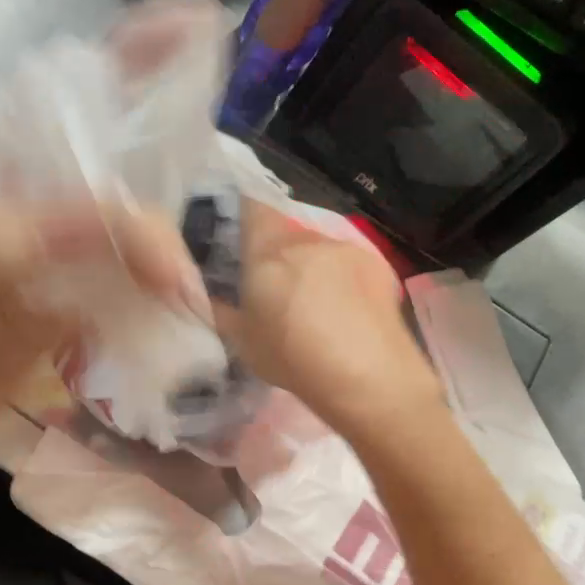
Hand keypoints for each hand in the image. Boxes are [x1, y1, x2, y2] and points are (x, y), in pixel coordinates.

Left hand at [0, 161, 202, 495]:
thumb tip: (80, 219)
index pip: (39, 153)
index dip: (102, 163)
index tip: (153, 201)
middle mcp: (0, 223)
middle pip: (82, 202)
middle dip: (136, 226)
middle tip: (179, 272)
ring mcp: (24, 279)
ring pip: (97, 257)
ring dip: (142, 273)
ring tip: (184, 300)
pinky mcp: (40, 330)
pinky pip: (95, 311)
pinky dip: (129, 316)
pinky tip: (160, 328)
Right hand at [218, 202, 442, 432]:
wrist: (368, 378)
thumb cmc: (291, 357)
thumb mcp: (240, 340)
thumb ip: (219, 309)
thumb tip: (206, 294)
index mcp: (268, 249)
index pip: (249, 206)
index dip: (239, 217)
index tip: (231, 241)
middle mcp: (308, 238)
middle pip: (283, 232)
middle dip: (272, 253)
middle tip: (264, 286)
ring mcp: (347, 249)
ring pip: (315, 250)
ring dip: (305, 268)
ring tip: (305, 307)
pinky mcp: (378, 267)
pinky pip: (345, 266)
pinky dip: (337, 281)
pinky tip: (340, 314)